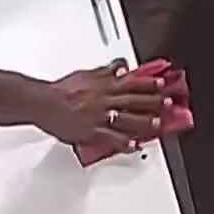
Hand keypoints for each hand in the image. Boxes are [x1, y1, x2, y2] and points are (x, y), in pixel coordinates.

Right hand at [35, 61, 166, 156]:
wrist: (44, 103)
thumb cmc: (61, 91)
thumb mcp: (85, 74)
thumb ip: (105, 71)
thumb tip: (120, 66)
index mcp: (103, 86)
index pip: (131, 83)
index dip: (148, 84)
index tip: (161, 85)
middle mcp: (105, 101)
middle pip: (134, 101)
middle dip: (153, 102)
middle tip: (168, 104)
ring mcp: (100, 118)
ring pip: (128, 119)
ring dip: (145, 122)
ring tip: (159, 125)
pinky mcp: (92, 133)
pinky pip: (112, 139)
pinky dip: (125, 143)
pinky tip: (135, 147)